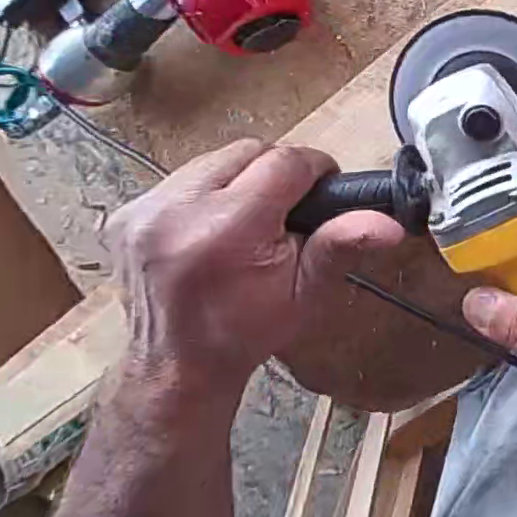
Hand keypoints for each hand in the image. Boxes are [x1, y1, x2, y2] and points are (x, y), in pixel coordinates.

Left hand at [106, 139, 404, 398]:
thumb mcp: (306, 293)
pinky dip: (207, 191)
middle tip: (286, 210)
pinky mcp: (126, 212)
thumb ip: (342, 246)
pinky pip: (184, 176)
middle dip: (276, 173)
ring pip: (216, 159)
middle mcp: (177, 211)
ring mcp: (144, 210)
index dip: (314, 169)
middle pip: (250, 151)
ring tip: (248, 218)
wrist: (178, 365)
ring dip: (241, 179)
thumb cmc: (248, 331)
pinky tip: (212, 225)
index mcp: (226, 230)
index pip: (285, 162)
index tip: (323, 187)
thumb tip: (389, 224)